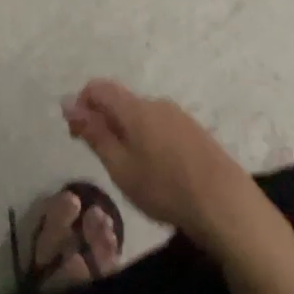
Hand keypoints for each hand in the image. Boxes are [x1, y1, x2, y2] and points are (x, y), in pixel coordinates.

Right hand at [63, 79, 277, 256]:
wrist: (226, 206)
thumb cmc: (163, 187)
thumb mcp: (119, 165)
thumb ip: (93, 132)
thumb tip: (67, 102)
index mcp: (135, 108)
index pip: (97, 88)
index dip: (80, 105)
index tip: (77, 135)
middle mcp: (157, 104)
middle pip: (119, 101)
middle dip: (102, 122)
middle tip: (102, 159)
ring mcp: (180, 117)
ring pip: (140, 116)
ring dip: (125, 133)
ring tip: (130, 170)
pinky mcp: (196, 133)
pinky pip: (160, 126)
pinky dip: (147, 140)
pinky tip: (156, 171)